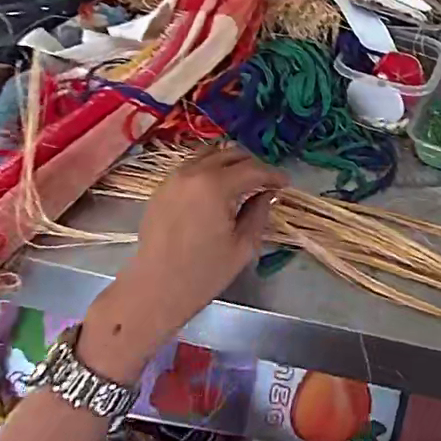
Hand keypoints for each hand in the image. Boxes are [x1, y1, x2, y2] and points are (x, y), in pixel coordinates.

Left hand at [79, 146, 286, 382]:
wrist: (156, 287)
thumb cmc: (203, 273)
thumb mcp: (242, 247)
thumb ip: (258, 214)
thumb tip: (266, 194)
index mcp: (215, 186)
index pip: (252, 169)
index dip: (272, 174)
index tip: (285, 183)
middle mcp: (192, 172)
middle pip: (229, 154)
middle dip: (252, 164)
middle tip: (265, 181)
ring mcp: (173, 177)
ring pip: (208, 155)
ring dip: (228, 162)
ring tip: (242, 181)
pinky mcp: (162, 187)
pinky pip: (190, 167)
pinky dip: (208, 169)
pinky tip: (216, 188)